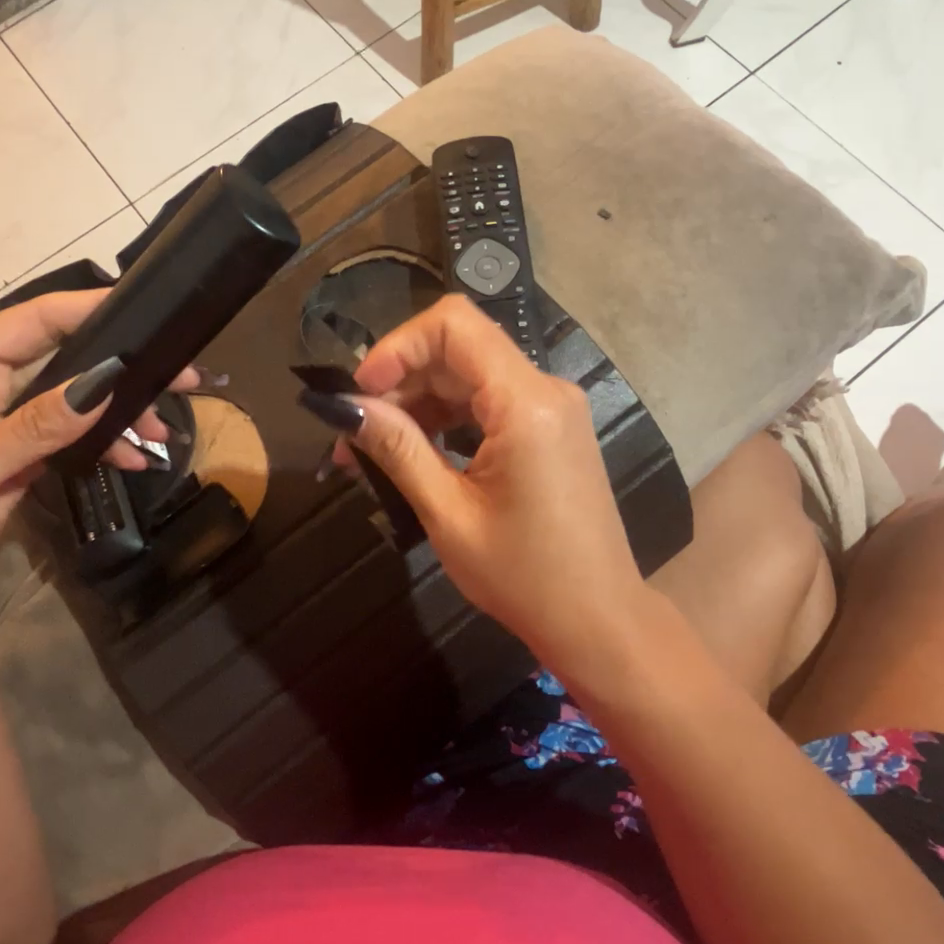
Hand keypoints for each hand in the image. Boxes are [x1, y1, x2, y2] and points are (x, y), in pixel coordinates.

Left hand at [0, 289, 192, 606]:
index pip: (32, 322)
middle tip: (181, 379)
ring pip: (77, 401)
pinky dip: (104, 446)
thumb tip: (100, 386)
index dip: (86, 309)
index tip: (144, 307)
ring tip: (161, 435)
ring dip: (121, 414)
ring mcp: (6, 424)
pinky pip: (73, 440)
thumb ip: (33, 428)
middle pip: (66, 359)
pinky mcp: (19, 459)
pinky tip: (133, 460)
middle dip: (121, 369)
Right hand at [317, 295, 648, 654]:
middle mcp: (546, 390)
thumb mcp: (448, 514)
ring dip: (418, 404)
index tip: (361, 392)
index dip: (397, 346)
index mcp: (526, 403)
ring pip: (470, 376)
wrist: (597, 618)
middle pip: (458, 349)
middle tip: (352, 435)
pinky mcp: (551, 430)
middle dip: (399, 383)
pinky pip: (489, 404)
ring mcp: (553, 408)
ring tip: (371, 454)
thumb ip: (398, 450)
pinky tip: (414, 454)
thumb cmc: (523, 576)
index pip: (454, 324)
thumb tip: (346, 409)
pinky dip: (447, 420)